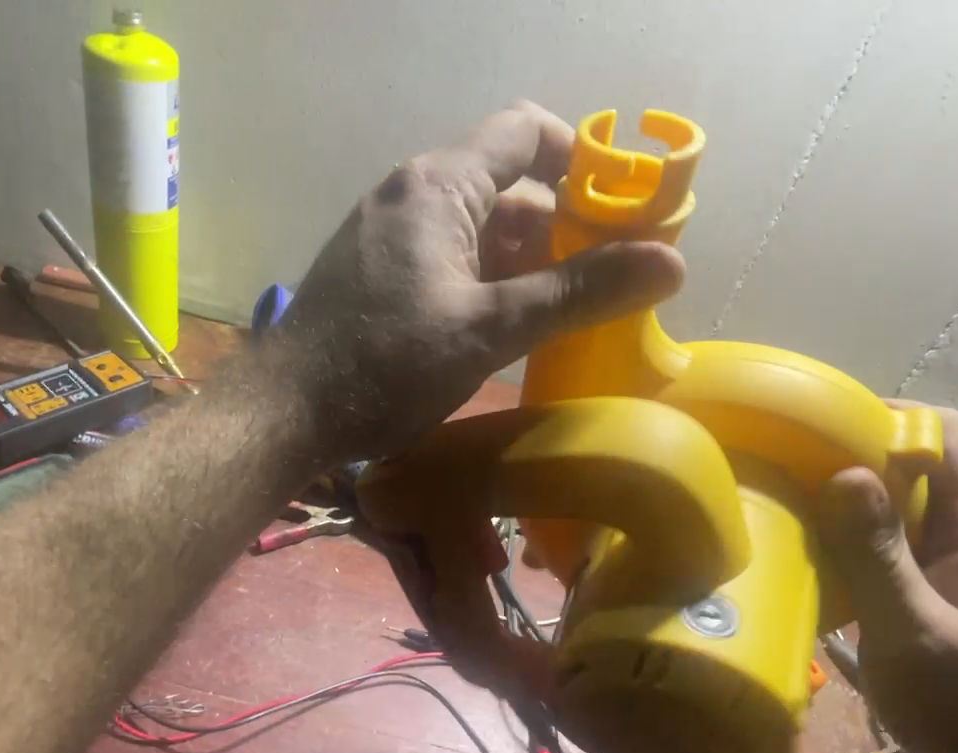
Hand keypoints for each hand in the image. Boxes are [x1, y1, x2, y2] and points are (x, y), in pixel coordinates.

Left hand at [257, 101, 684, 461]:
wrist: (286, 413)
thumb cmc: (384, 366)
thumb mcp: (488, 330)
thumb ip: (575, 293)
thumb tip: (671, 263)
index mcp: (439, 185)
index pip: (525, 133)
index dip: (582, 159)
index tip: (624, 208)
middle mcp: (411, 195)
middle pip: (507, 189)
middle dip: (562, 229)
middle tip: (611, 279)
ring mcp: (388, 237)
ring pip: (477, 232)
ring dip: (526, 265)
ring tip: (571, 312)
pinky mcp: (376, 277)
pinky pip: (447, 262)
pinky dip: (486, 284)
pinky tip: (510, 327)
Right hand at [818, 407, 957, 752]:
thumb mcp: (914, 632)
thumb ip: (879, 553)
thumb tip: (846, 472)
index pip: (945, 434)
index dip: (884, 419)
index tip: (813, 431)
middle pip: (919, 468)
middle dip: (853, 463)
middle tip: (782, 476)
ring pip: (905, 509)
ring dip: (850, 507)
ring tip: (787, 514)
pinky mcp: (947, 593)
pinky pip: (899, 547)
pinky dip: (858, 543)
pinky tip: (817, 564)